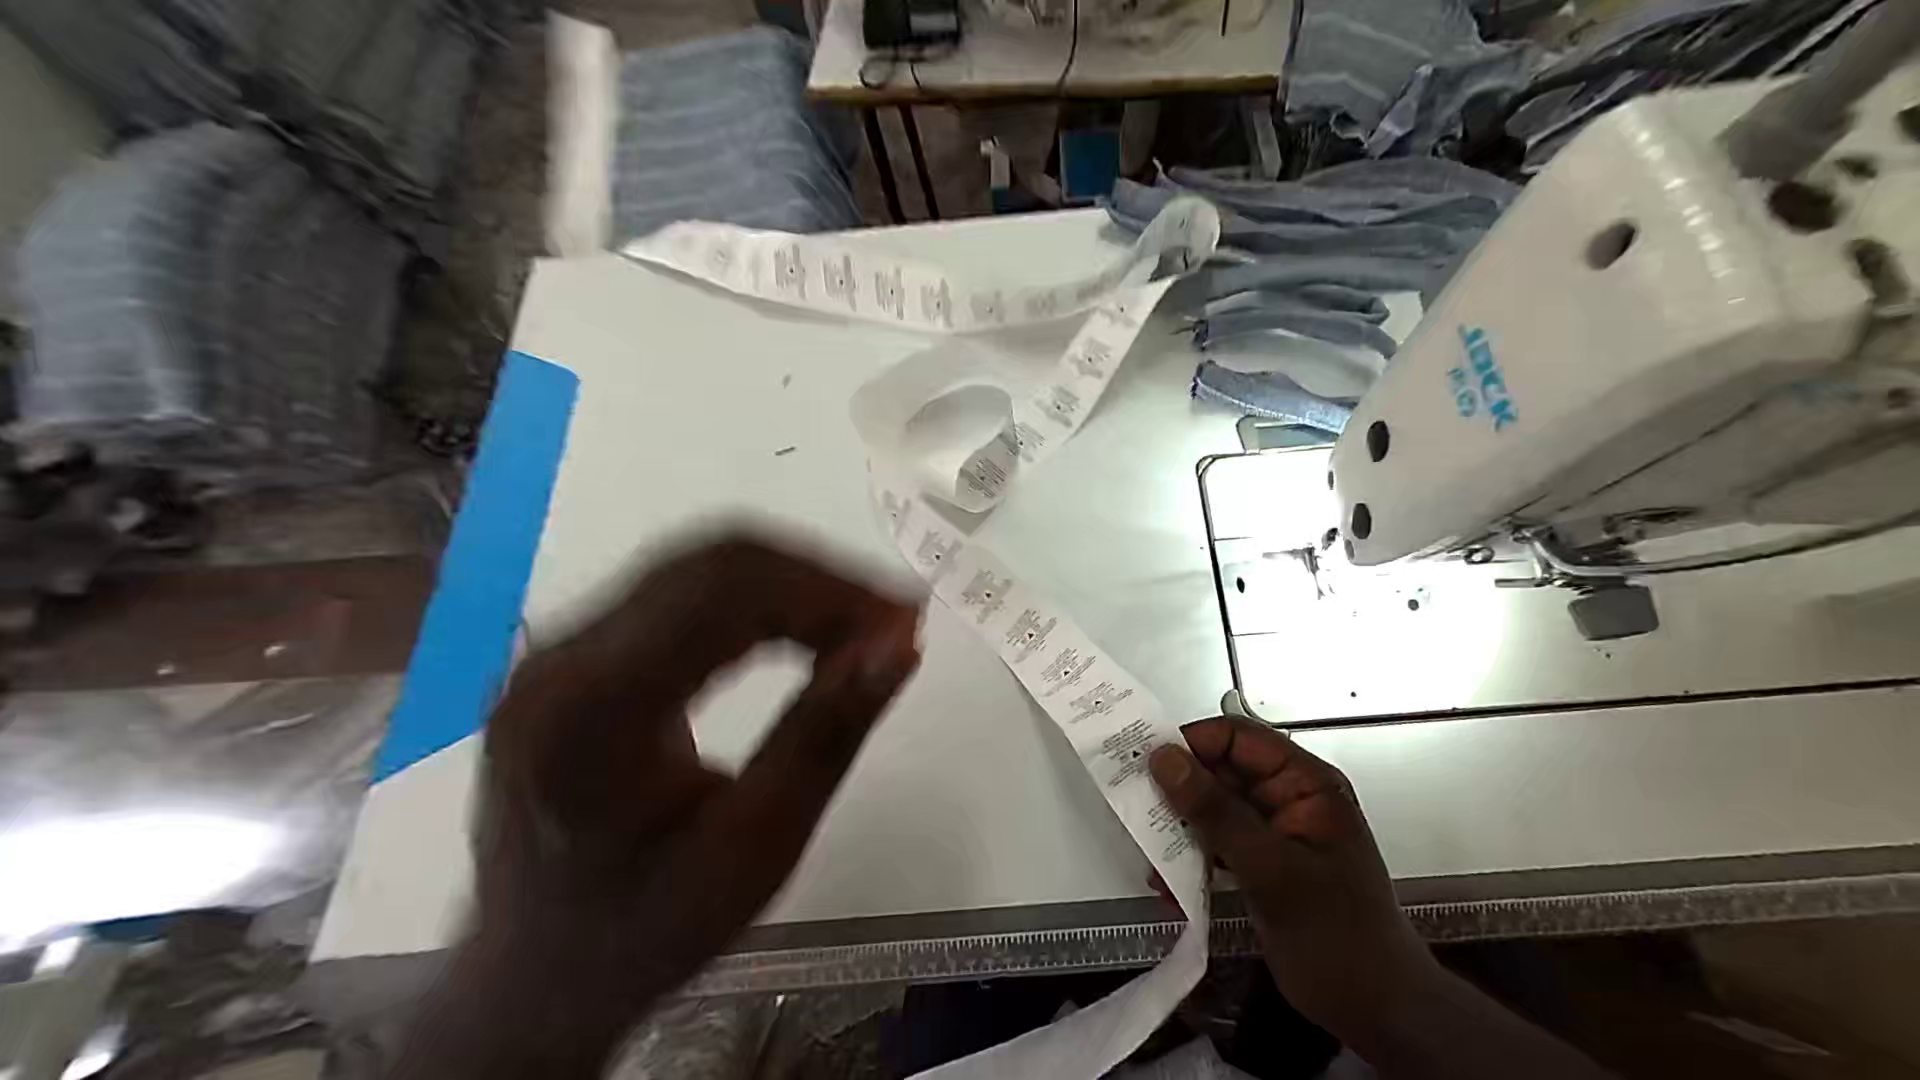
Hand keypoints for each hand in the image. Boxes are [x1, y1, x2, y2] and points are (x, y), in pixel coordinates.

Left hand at [472, 535, 920, 1009]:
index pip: (723, 599)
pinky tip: (806, 626)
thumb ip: (825, 737)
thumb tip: (897, 647)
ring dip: (794, 582)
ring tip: (864, 620)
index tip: (904, 618)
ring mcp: (564, 646)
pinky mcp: (582, 652)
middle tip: (893, 618)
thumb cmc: (648, 930)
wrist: (535, 974)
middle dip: (818, 579)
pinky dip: (760, 598)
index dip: (827, 592)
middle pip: (710, 565)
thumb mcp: (754, 850)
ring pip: (699, 567)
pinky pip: (683, 593)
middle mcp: (562, 656)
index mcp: (590, 711)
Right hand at [1149, 718, 1437, 1038]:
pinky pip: (1213, 838)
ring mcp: (1271, 828)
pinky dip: (1189, 854)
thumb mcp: (1271, 867)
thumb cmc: (1338, 935)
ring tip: (1152, 854)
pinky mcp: (1257, 858)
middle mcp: (1286, 796)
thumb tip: (1164, 759)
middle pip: (1218, 769)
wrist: (1376, 1012)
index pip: (1237, 737)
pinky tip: (1169, 880)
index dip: (1192, 744)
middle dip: (1178, 791)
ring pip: (1210, 805)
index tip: (1149, 765)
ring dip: (1179, 827)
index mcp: (1304, 782)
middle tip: (1138, 808)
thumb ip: (1215, 811)